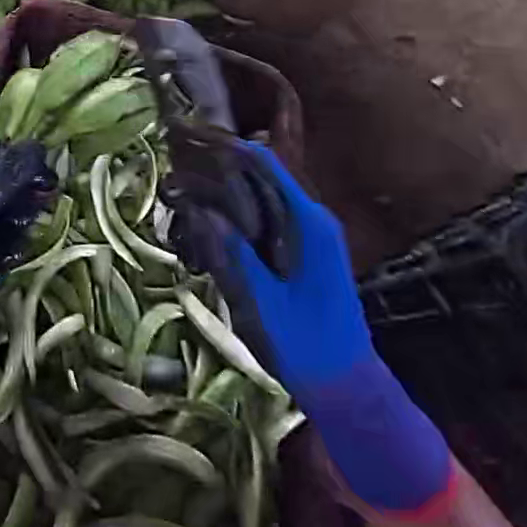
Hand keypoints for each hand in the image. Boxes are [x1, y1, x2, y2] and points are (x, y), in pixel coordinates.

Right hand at [168, 141, 454, 517]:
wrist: (348, 388)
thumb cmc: (305, 346)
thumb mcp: (261, 302)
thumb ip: (233, 254)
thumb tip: (200, 210)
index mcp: (309, 224)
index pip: (266, 163)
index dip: (227, 145)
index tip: (188, 138)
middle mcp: (312, 218)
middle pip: (264, 170)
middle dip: (221, 161)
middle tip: (178, 161)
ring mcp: (310, 233)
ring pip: (264, 190)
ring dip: (228, 183)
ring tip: (187, 185)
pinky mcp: (304, 249)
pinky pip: (268, 212)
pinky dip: (239, 207)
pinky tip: (211, 218)